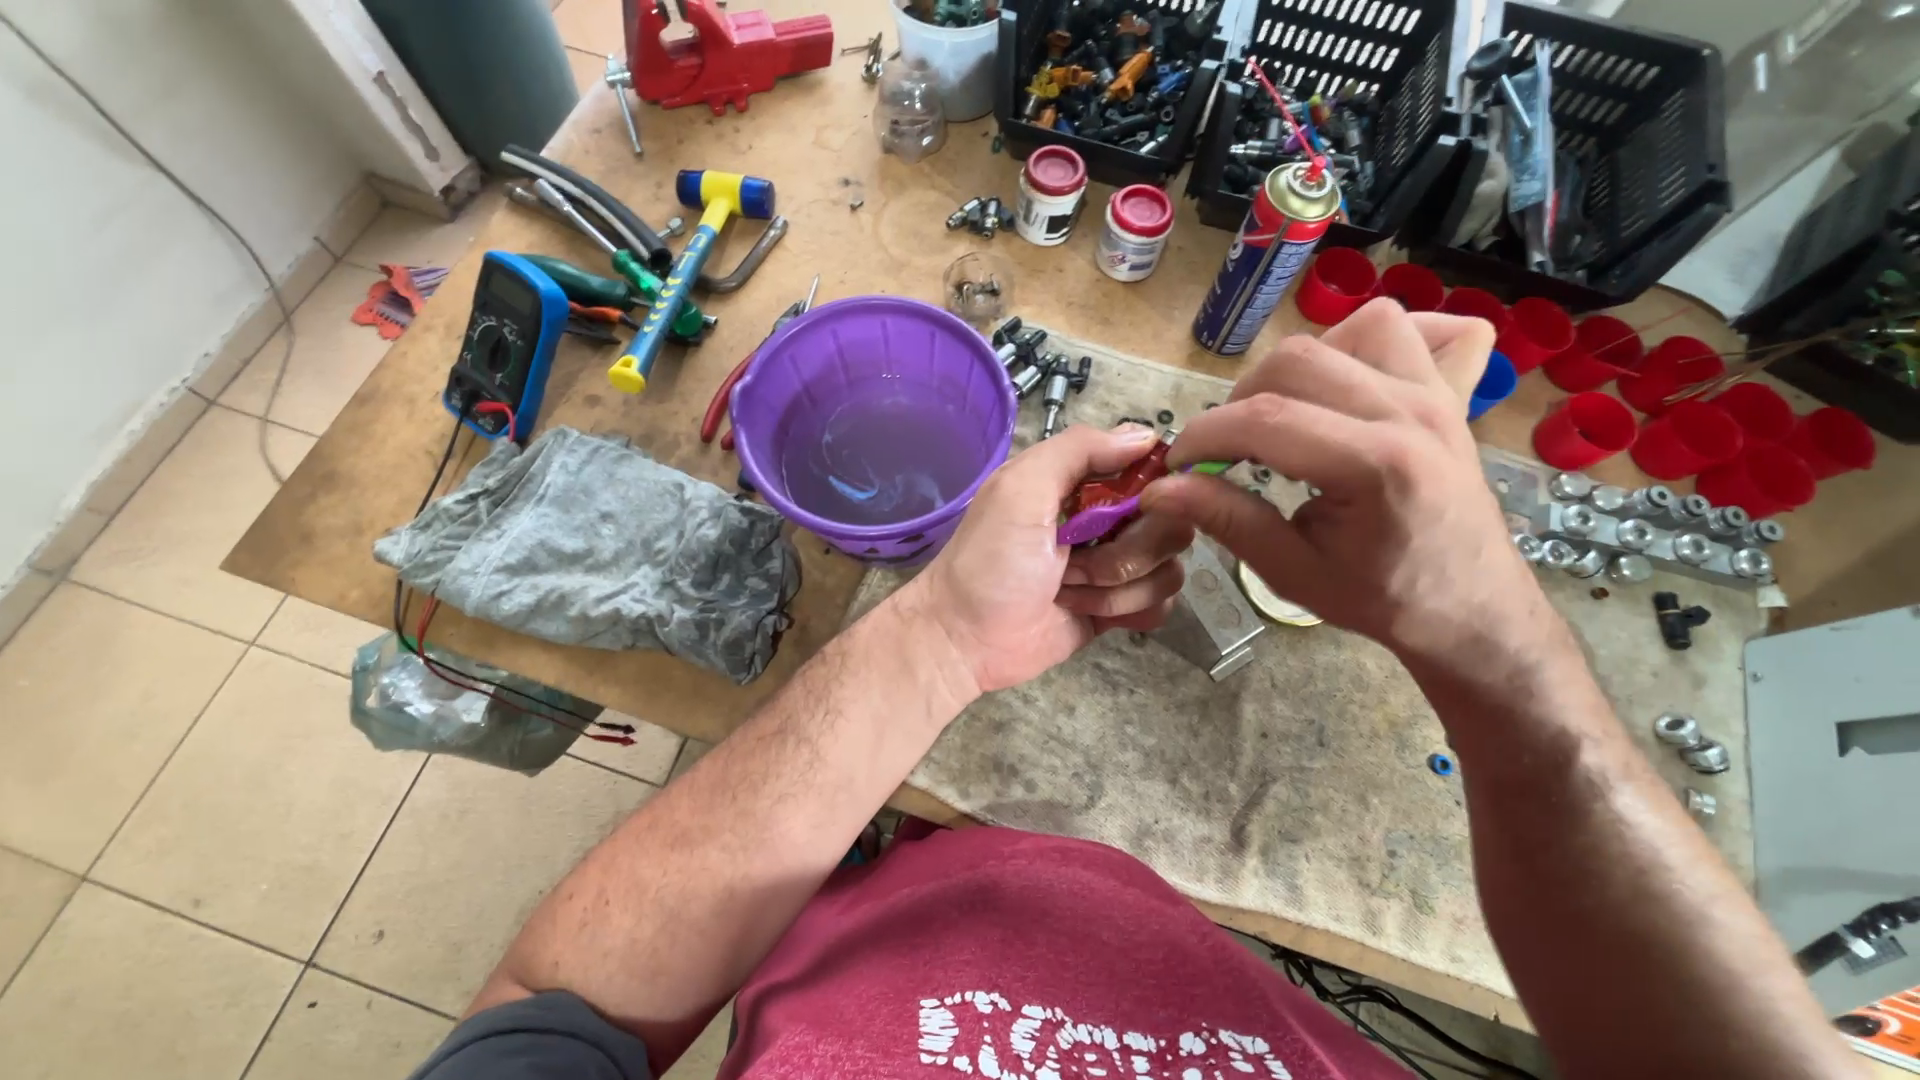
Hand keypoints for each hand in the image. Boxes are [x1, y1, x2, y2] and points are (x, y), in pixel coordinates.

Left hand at [902, 424, 1194, 695]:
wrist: (966, 639)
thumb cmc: (989, 560)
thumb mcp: (1021, 489)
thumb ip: (1078, 450)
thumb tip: (1146, 436)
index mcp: (1081, 484)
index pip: (1152, 471)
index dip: (1156, 490)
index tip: (1138, 506)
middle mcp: (1105, 520)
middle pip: (1170, 524)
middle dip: (1127, 552)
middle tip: (1073, 564)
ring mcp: (1115, 567)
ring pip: (1167, 567)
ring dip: (1118, 586)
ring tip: (1069, 593)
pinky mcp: (1118, 609)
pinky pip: (1160, 604)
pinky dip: (1131, 611)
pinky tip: (1093, 615)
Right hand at [1141, 299, 1551, 663]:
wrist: (1473, 610)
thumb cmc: (1384, 599)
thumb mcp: (1293, 572)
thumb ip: (1226, 520)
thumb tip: (1159, 490)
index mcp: (1376, 466)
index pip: (1264, 419)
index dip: (1203, 436)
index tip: (1178, 464)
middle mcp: (1410, 413)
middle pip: (1296, 362)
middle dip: (1241, 404)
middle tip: (1229, 453)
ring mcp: (1436, 395)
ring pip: (1354, 329)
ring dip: (1303, 366)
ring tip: (1287, 414)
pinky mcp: (1449, 392)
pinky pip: (1416, 330)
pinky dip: (1371, 342)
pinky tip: (1349, 379)